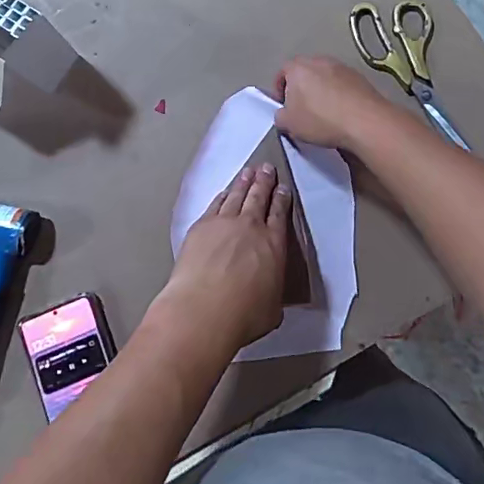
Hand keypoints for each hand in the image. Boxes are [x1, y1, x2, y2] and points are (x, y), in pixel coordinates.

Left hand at [155, 165, 290, 349]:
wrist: (203, 309)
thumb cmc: (242, 315)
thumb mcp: (272, 308)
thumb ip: (272, 291)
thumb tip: (269, 294)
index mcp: (274, 244)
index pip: (280, 214)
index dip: (282, 199)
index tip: (283, 189)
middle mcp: (250, 227)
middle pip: (258, 197)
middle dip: (264, 181)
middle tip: (266, 168)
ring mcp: (223, 224)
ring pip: (236, 195)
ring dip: (243, 182)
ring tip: (248, 172)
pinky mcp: (200, 227)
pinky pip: (214, 205)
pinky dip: (221, 196)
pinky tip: (223, 192)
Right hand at [272, 55, 392, 149]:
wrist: (365, 122)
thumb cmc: (321, 119)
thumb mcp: (288, 124)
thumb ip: (280, 115)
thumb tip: (284, 114)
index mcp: (297, 67)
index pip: (282, 73)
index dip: (280, 91)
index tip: (284, 106)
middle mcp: (319, 61)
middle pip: (305, 73)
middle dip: (302, 89)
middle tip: (302, 110)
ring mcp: (342, 67)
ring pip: (325, 78)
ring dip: (322, 91)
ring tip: (324, 114)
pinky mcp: (361, 78)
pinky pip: (343, 85)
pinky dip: (340, 96)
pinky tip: (342, 114)